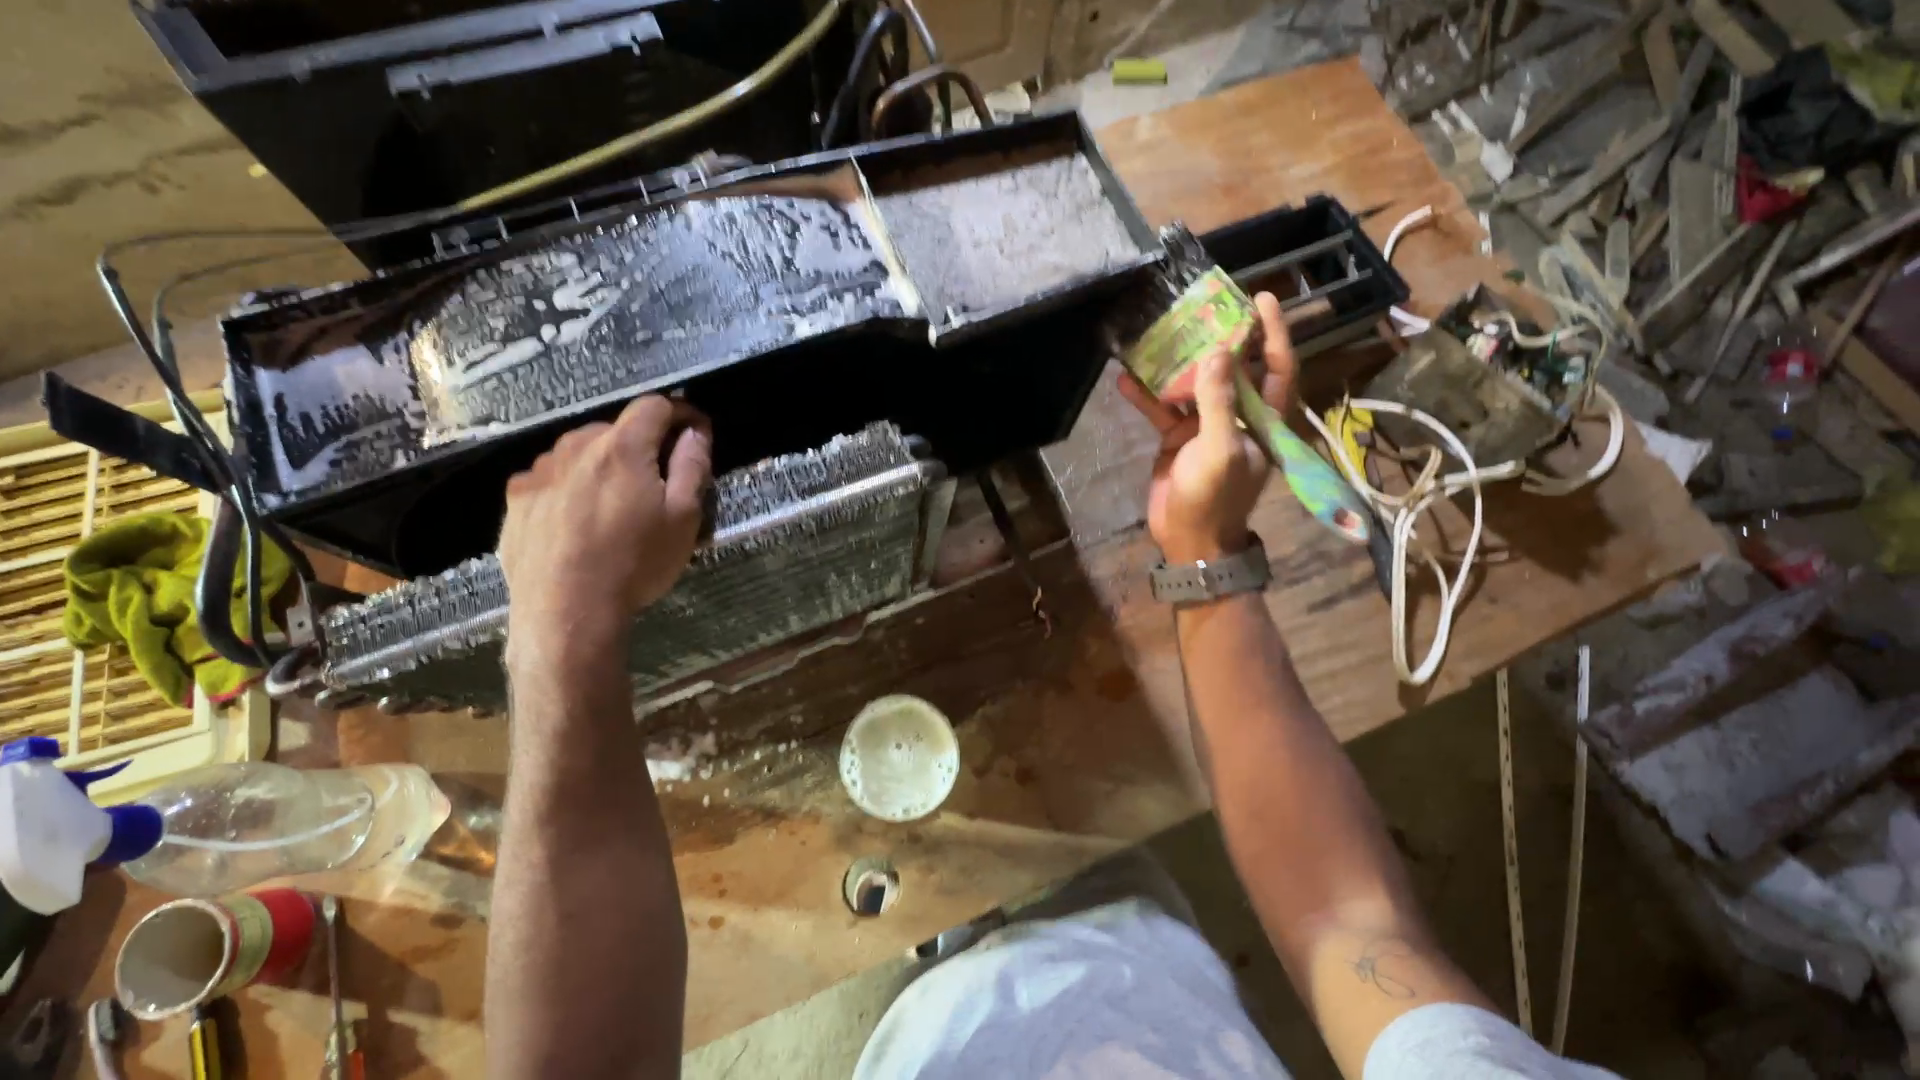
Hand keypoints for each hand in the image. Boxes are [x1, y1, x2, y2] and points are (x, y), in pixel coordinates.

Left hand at [498, 395, 712, 654]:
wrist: (566, 613)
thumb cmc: (634, 564)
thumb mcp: (683, 519)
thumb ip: (691, 467)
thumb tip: (694, 432)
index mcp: (622, 447)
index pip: (654, 405)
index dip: (680, 413)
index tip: (695, 433)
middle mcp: (575, 446)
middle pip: (615, 429)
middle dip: (639, 445)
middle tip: (655, 481)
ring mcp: (539, 471)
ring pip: (578, 451)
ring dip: (600, 464)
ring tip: (611, 504)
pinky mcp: (516, 498)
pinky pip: (549, 478)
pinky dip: (568, 486)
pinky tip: (575, 521)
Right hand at [1117, 291, 1295, 563]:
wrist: (1188, 540)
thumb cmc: (1215, 499)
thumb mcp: (1220, 450)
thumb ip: (1218, 402)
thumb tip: (1217, 352)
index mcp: (1264, 420)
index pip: (1276, 367)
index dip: (1272, 333)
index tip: (1260, 299)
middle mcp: (1240, 417)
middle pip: (1234, 368)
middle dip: (1221, 337)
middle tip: (1204, 306)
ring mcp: (1207, 427)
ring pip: (1195, 385)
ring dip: (1178, 362)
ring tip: (1160, 332)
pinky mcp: (1178, 439)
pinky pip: (1164, 409)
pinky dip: (1147, 396)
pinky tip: (1126, 379)